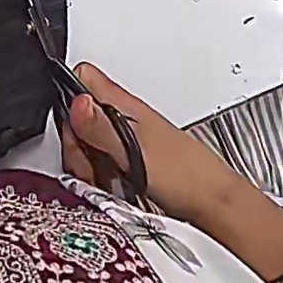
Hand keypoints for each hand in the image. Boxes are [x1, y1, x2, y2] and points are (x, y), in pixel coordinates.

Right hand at [60, 64, 282, 280]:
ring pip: (84, 143)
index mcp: (122, 103)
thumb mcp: (134, 151)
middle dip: (76, 144)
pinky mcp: (125, 161)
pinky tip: (113, 188)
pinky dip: (98, 178)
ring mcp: (122, 139)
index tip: (74, 127)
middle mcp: (121, 116)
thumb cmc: (186, 173)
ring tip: (107, 180)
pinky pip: (96, 163)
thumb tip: (75, 102)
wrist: (213, 205)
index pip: (81, 77)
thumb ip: (101, 127)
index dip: (69, 98)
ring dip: (87, 165)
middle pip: (76, 116)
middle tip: (93, 163)